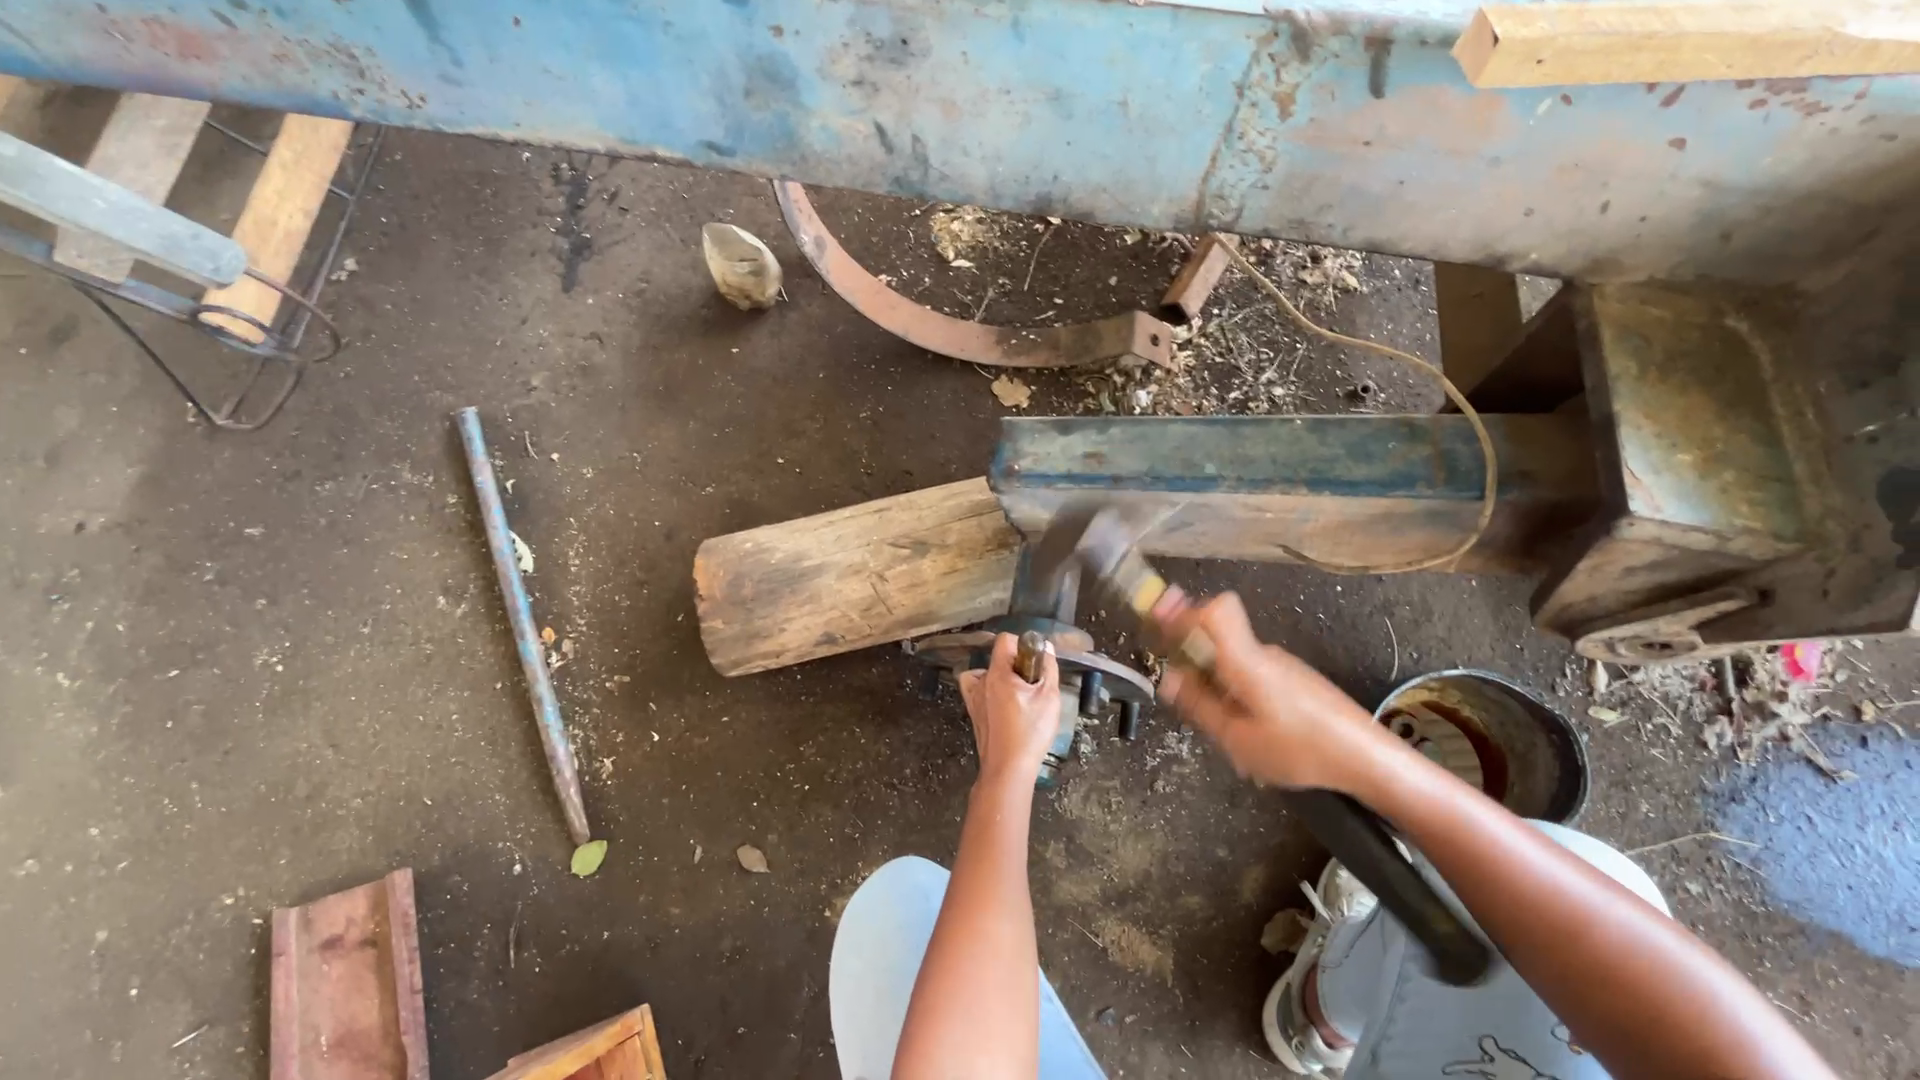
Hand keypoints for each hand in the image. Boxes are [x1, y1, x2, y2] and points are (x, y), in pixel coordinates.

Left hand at [957, 633, 1060, 788]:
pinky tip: (1002, 703)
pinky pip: (977, 690)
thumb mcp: (1049, 697)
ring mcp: (973, 698)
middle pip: (998, 658)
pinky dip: (988, 690)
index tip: (1035, 662)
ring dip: (1002, 678)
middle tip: (1033, 685)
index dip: (1023, 644)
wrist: (1008, 768)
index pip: (1004, 641)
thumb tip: (1046, 647)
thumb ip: (1048, 668)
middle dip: (1017, 666)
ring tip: (1019, 695)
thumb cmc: (1030, 732)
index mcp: (998, 673)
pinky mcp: (973, 713)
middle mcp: (981, 681)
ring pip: (986, 674)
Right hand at [1156, 591, 1387, 791]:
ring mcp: (1283, 664)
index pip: (1215, 610)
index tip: (1161, 628)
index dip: (1184, 613)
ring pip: (1235, 661)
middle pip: (1218, 638)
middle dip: (1195, 663)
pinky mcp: (1296, 678)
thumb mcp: (1238, 739)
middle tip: (1190, 701)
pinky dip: (1242, 694)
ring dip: (1220, 685)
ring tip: (1230, 731)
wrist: (1368, 758)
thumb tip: (1168, 678)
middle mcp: (1264, 654)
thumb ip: (1200, 706)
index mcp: (1246, 662)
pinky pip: (1254, 675)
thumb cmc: (1301, 751)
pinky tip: (1257, 732)